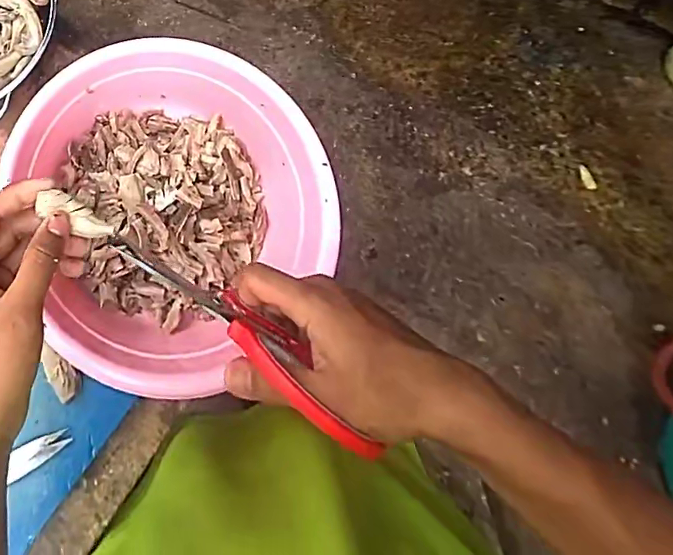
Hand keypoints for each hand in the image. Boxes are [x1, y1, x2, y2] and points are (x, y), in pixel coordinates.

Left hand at [0, 179, 90, 456]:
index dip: (22, 196)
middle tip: (81, 218)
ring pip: (20, 252)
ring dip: (50, 246)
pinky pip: (25, 274)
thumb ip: (40, 259)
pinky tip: (74, 266)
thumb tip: (60, 218)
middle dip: (44, 224)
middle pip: (7, 232)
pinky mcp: (0, 306)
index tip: (56, 187)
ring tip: (85, 245)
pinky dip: (48, 268)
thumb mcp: (20, 310)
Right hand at [223, 264, 504, 447]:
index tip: (247, 341)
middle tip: (280, 370)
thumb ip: (268, 381)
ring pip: (295, 305)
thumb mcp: (318, 395)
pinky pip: (318, 311)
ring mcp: (344, 296)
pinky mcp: (359, 309)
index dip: (239, 303)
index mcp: (310, 299)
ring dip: (288, 336)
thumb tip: (227, 373)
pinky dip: (310, 335)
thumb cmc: (380, 392)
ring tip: (310, 376)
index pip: (253, 277)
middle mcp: (324, 287)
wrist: (445, 394)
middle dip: (265, 328)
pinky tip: (333, 370)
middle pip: (273, 293)